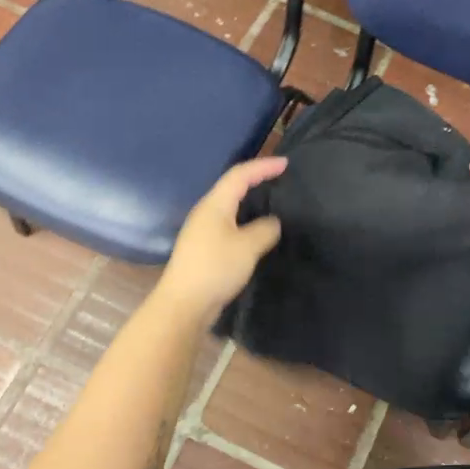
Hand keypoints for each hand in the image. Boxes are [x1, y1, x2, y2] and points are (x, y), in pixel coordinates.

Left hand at [155, 157, 286, 321]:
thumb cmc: (215, 268)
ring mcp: (202, 230)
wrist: (183, 304)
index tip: (286, 163)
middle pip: (232, 186)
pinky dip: (245, 219)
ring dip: (250, 199)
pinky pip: (228, 223)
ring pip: (229, 205)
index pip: (240, 175)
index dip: (263, 166)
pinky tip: (256, 230)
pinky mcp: (204, 248)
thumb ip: (265, 229)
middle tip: (279, 177)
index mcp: (215, 204)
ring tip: (271, 200)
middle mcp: (206, 212)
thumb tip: (272, 223)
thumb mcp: (248, 246)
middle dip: (256, 178)